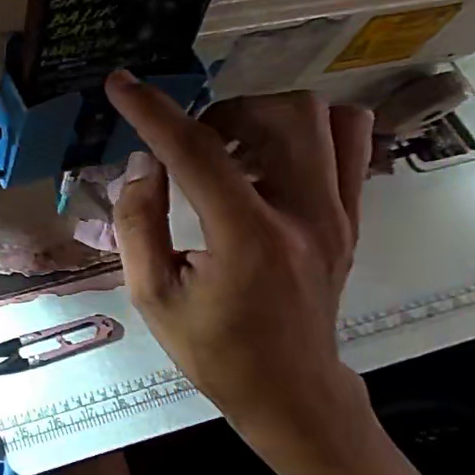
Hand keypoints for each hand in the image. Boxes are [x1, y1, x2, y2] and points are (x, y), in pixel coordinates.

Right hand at [104, 70, 374, 464]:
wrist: (290, 390)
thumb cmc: (216, 352)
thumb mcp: (153, 299)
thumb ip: (138, 224)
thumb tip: (144, 163)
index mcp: (247, 240)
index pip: (198, 152)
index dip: (153, 112)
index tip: (121, 84)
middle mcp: (305, 216)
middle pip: (280, 114)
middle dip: (223, 112)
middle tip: (194, 144)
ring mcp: (339, 214)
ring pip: (320, 116)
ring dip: (266, 116)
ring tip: (234, 149)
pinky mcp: (352, 218)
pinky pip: (349, 141)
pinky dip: (308, 131)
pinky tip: (273, 161)